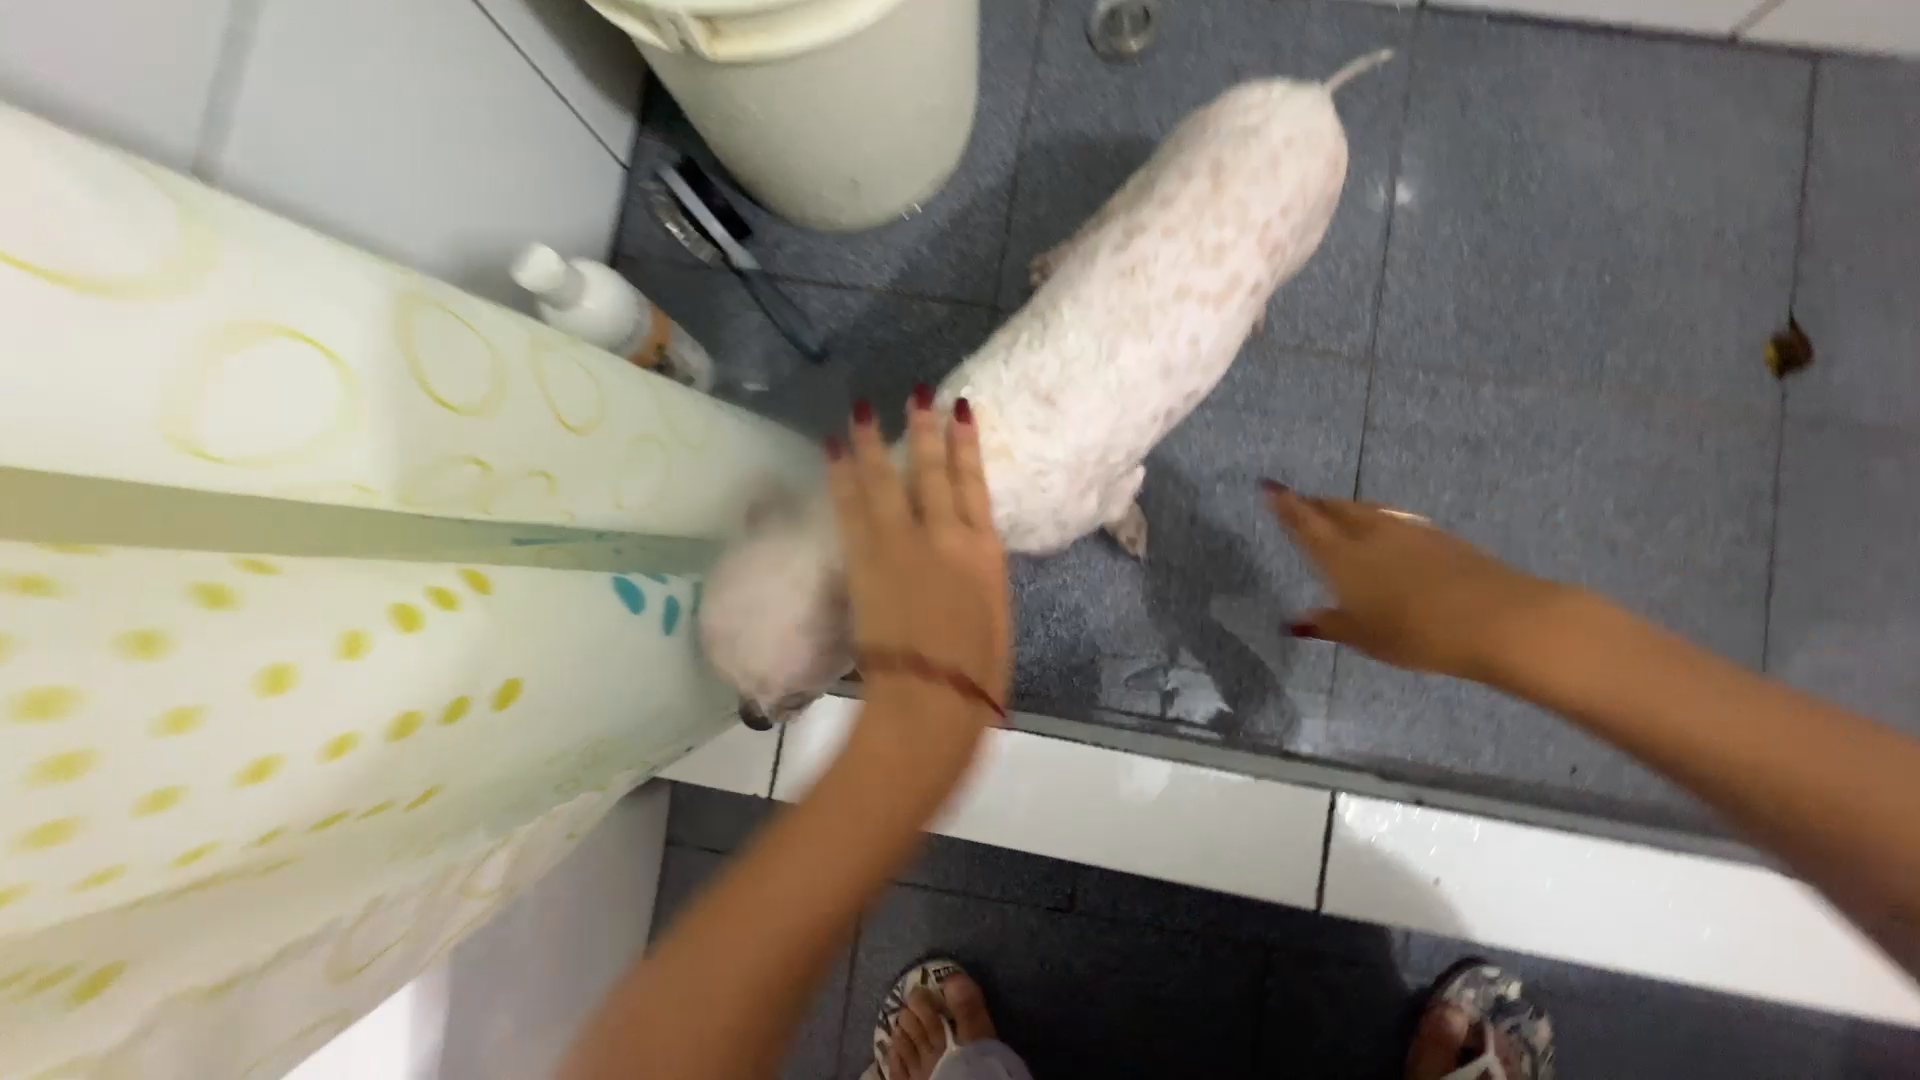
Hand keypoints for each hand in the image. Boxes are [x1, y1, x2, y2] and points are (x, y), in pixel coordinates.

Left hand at [827, 390, 1009, 735]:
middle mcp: (942, 535)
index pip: (973, 483)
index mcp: (983, 550)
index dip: (965, 443)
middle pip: (929, 470)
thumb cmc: (976, 671)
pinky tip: (832, 451)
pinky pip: (849, 507)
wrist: (931, 699)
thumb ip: (975, 571)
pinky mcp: (863, 561)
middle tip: (915, 393)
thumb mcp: (993, 613)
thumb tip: (961, 549)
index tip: (958, 409)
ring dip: (871, 441)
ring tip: (861, 409)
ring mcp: (899, 544)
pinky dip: (840, 476)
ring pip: (883, 479)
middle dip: (922, 427)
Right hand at [1264, 483, 1566, 681]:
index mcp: (1341, 558)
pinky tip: (1382, 530)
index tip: (1269, 486)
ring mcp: (1406, 531)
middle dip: (1314, 504)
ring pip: (1365, 510)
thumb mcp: (1364, 638)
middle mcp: (1369, 535)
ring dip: (1345, 509)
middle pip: (1335, 509)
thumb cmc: (1417, 634)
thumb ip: (1330, 624)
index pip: (1305, 524)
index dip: (1285, 505)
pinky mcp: (1437, 536)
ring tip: (1336, 513)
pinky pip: (1393, 518)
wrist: (1497, 619)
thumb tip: (1298, 620)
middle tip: (1300, 502)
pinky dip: (1376, 519)